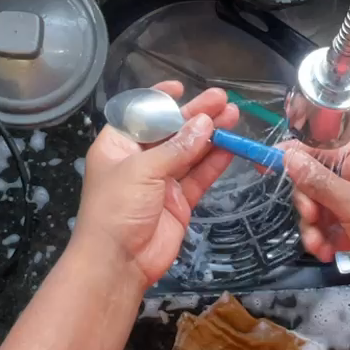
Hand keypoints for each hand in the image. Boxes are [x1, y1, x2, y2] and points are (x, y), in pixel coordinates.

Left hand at [72, 82, 239, 286]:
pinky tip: (232, 145)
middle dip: (195, 115)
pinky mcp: (178, 201)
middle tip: (222, 99)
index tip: (180, 86)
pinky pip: (198, 175)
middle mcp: (139, 160)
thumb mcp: (141, 171)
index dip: (159, 100)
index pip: (139, 115)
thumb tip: (204, 123)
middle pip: (170, 131)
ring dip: (210, 135)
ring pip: (189, 151)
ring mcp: (160, 181)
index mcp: (117, 146)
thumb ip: (176, 148)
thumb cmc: (116, 209)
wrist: (118, 263)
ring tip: (233, 115)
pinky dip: (214, 161)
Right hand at [282, 141, 349, 295]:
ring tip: (319, 245)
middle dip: (308, 204)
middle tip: (312, 218)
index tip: (264, 162)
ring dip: (313, 228)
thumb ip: (317, 180)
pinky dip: (324, 241)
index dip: (294, 156)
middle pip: (315, 182)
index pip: (321, 150)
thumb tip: (288, 155)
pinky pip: (328, 229)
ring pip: (319, 209)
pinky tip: (327, 254)